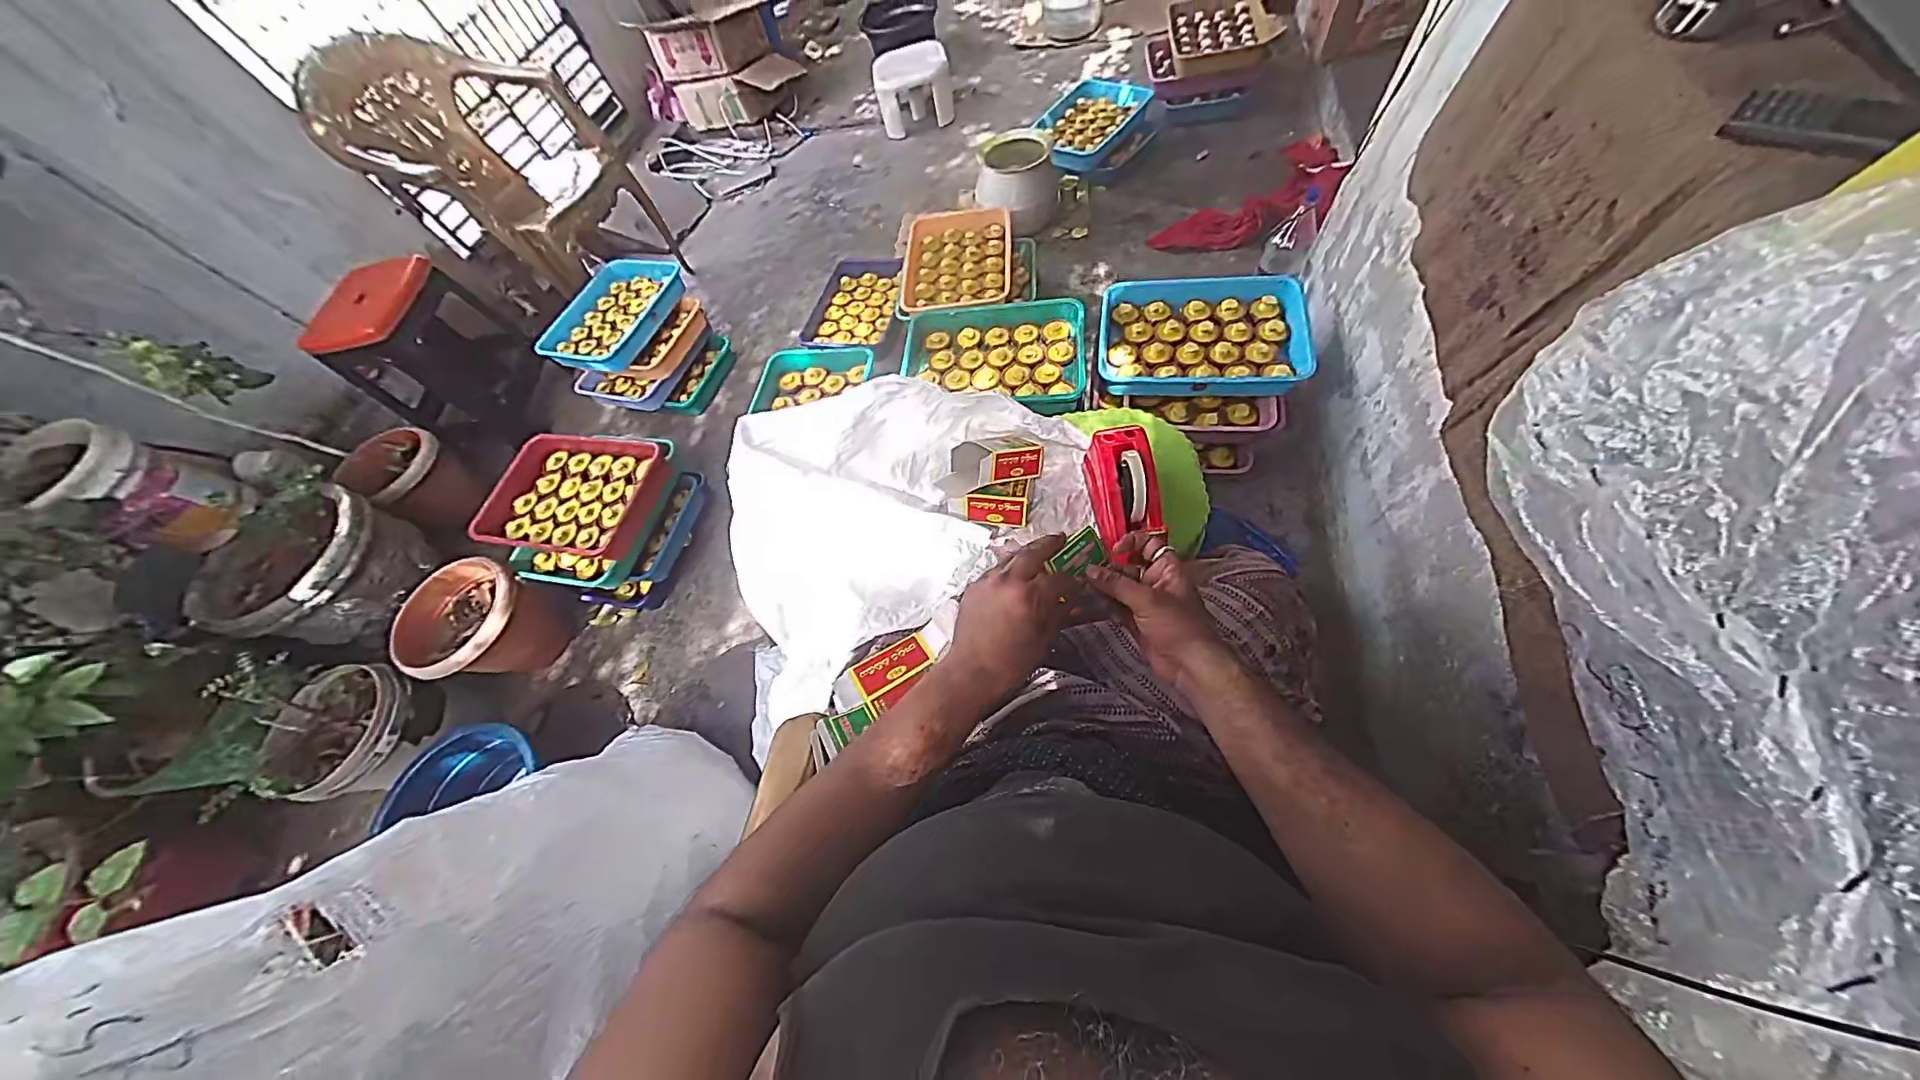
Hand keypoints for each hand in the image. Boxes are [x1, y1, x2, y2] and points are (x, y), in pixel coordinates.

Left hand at [938, 534, 1075, 708]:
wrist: (971, 673)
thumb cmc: (1009, 665)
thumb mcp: (1042, 639)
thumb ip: (1057, 615)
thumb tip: (1070, 603)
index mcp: (1029, 596)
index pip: (1059, 579)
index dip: (1072, 581)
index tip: (1077, 583)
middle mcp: (1007, 582)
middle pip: (1032, 553)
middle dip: (1049, 544)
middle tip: (1060, 539)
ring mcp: (987, 582)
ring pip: (1011, 558)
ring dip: (1026, 554)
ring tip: (1037, 553)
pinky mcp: (974, 588)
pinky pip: (995, 571)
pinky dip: (1007, 570)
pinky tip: (1014, 576)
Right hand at [1086, 532, 1236, 691]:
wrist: (1189, 664)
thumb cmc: (1177, 625)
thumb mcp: (1147, 599)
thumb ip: (1116, 584)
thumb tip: (1090, 570)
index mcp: (1167, 569)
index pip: (1149, 545)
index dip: (1132, 543)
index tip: (1114, 551)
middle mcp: (1155, 582)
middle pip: (1128, 568)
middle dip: (1108, 569)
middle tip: (1085, 572)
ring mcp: (1145, 603)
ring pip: (1119, 588)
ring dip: (1103, 587)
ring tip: (1081, 586)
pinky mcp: (1136, 621)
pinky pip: (1116, 607)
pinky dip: (1104, 604)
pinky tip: (1087, 602)